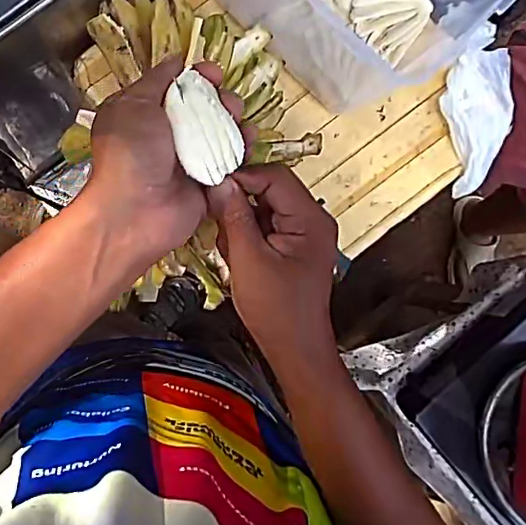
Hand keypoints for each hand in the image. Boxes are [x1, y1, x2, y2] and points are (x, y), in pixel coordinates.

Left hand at [80, 58, 239, 260]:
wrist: (135, 210)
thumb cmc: (129, 153)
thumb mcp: (134, 104)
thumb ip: (157, 80)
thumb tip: (175, 59)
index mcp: (148, 115)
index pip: (180, 88)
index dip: (199, 78)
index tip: (214, 74)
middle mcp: (170, 137)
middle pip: (207, 110)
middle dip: (223, 101)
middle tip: (228, 105)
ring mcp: (191, 162)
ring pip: (223, 135)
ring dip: (236, 125)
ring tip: (240, 124)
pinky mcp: (209, 185)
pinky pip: (232, 164)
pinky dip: (243, 153)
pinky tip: (249, 144)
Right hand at [208, 164, 339, 357]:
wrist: (294, 348)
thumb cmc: (278, 312)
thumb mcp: (248, 260)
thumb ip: (234, 217)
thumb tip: (221, 184)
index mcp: (310, 220)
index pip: (274, 176)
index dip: (242, 178)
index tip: (214, 187)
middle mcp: (312, 221)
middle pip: (269, 190)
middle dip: (239, 205)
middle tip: (218, 223)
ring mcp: (303, 234)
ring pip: (263, 208)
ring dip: (241, 223)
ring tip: (232, 250)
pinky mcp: (293, 247)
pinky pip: (265, 226)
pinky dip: (247, 237)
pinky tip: (238, 257)